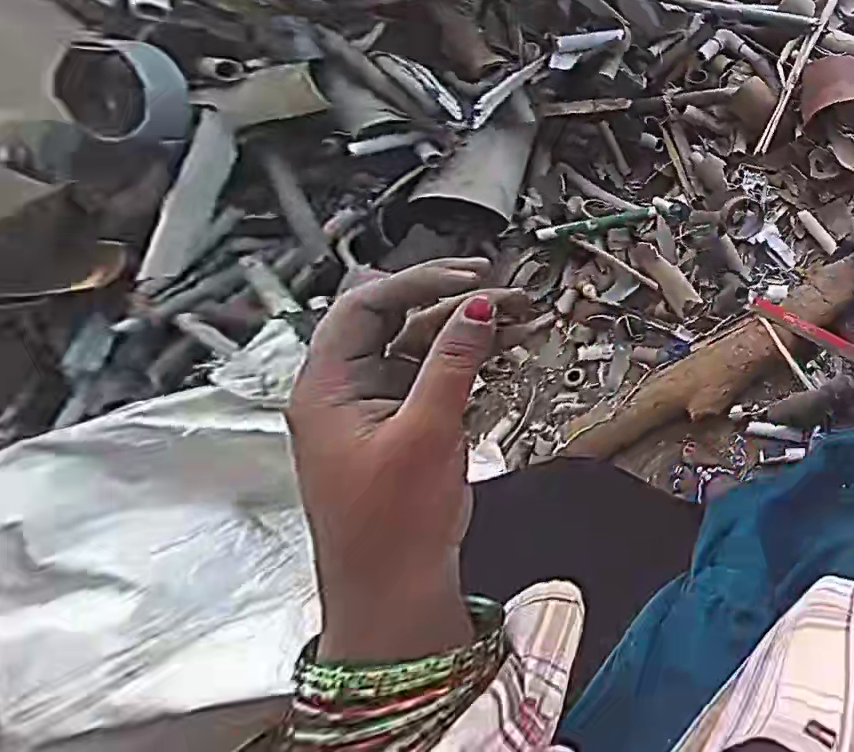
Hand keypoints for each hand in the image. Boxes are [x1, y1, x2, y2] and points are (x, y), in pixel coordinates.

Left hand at [287, 258, 528, 661]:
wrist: (397, 577)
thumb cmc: (392, 517)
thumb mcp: (426, 431)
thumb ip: (453, 362)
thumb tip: (479, 306)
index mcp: (329, 386)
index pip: (365, 308)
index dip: (419, 283)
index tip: (472, 276)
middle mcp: (352, 385)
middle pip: (398, 318)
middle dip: (453, 299)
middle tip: (506, 291)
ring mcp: (385, 399)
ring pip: (429, 341)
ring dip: (475, 324)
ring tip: (523, 312)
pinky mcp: (415, 413)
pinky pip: (447, 366)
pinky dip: (480, 350)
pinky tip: (513, 340)